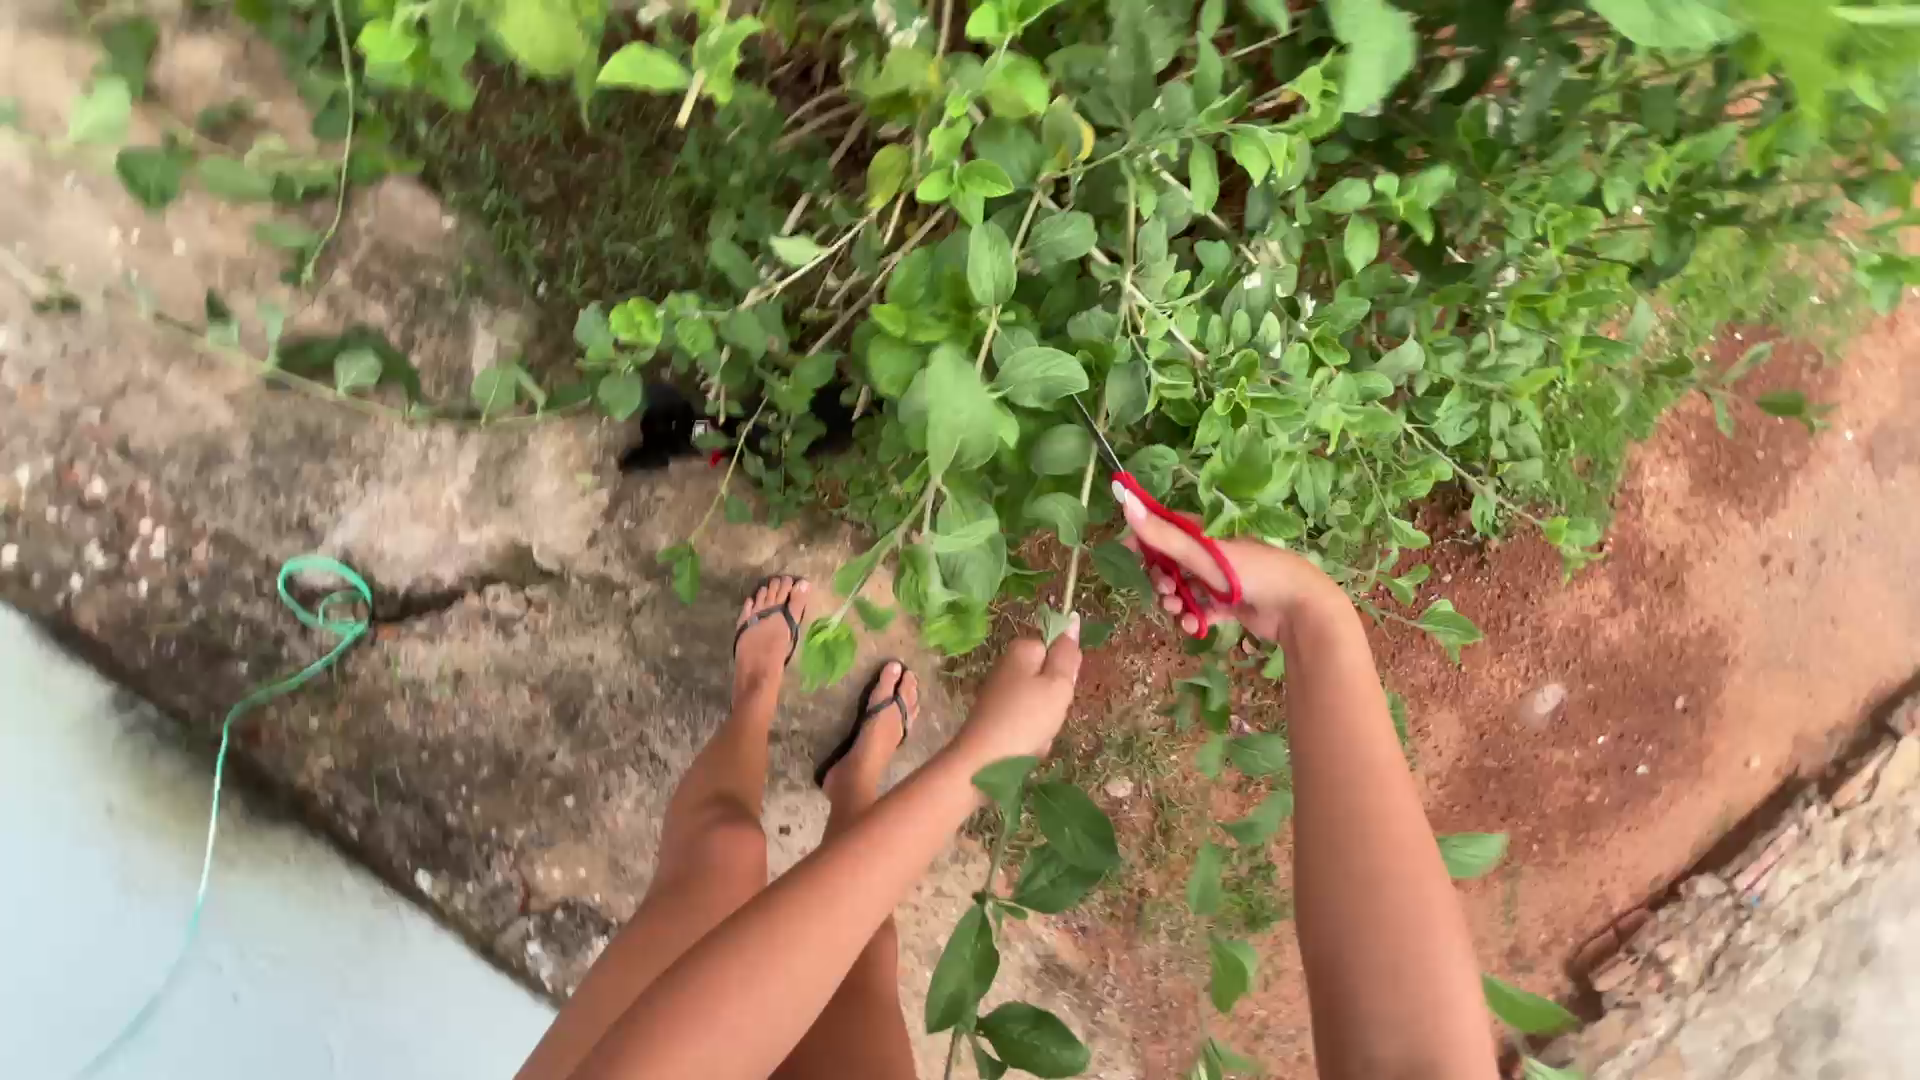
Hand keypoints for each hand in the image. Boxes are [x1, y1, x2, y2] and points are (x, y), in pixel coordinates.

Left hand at [948, 620, 1082, 766]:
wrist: (983, 761)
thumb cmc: (1026, 718)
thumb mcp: (1057, 685)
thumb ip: (1067, 655)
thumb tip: (1072, 619)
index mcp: (1021, 650)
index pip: (1057, 649)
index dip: (1066, 670)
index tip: (1063, 688)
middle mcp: (1008, 665)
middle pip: (1049, 677)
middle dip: (1057, 699)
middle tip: (1052, 714)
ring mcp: (1001, 692)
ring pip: (1042, 703)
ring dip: (1047, 721)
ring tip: (1039, 734)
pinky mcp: (997, 716)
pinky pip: (1027, 721)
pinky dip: (1032, 734)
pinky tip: (1027, 747)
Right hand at [1116, 486, 1344, 641]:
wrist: (1299, 607)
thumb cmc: (1251, 572)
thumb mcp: (1203, 553)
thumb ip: (1162, 534)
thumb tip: (1124, 499)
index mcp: (1206, 533)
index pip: (1165, 530)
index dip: (1144, 541)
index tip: (1126, 556)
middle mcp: (1212, 553)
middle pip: (1171, 564)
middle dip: (1160, 580)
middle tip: (1164, 591)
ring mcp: (1222, 580)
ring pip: (1184, 589)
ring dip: (1175, 602)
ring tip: (1180, 612)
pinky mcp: (1230, 604)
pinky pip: (1202, 610)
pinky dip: (1195, 618)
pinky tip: (1195, 627)